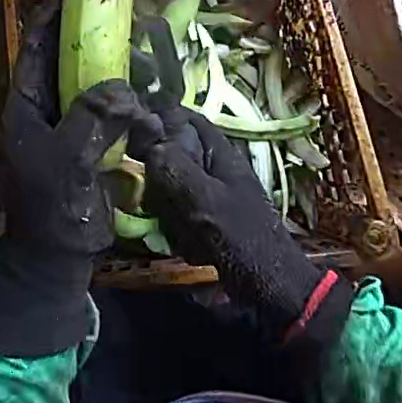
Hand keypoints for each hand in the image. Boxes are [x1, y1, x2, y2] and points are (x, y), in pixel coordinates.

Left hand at [0, 2, 143, 356]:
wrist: (60, 258)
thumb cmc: (54, 211)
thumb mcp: (69, 163)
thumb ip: (92, 119)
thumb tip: (123, 88)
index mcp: (26, 106)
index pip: (35, 49)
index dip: (50, 17)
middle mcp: (43, 108)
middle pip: (63, 59)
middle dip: (86, 34)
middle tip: (117, 9)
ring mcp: (66, 124)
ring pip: (87, 80)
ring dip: (110, 63)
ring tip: (137, 42)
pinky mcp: (88, 141)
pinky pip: (106, 106)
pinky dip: (124, 94)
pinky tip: (146, 86)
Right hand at [128, 105, 340, 341]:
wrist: (271, 286)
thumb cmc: (241, 236)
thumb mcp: (203, 199)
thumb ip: (174, 167)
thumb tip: (148, 143)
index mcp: (219, 151)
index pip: (182, 116)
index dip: (156, 119)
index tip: (130, 134)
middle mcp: (214, 165)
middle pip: (173, 150)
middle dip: (157, 169)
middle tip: (148, 190)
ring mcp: (212, 191)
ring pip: (172, 181)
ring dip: (165, 202)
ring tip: (170, 222)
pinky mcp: (208, 215)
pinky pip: (179, 208)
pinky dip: (175, 223)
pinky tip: (182, 240)